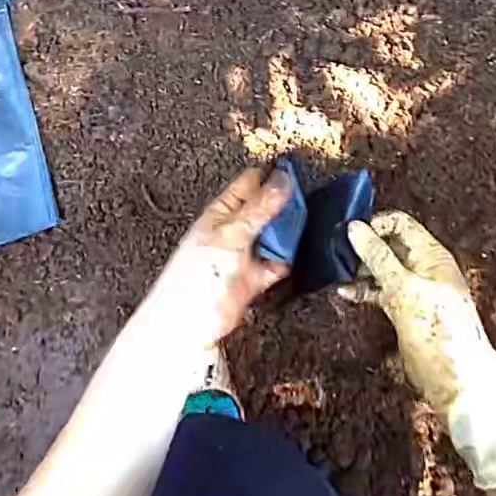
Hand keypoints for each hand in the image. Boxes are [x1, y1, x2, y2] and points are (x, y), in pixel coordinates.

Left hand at [137, 166, 293, 350]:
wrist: (186, 326)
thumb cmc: (194, 277)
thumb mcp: (232, 234)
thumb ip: (259, 209)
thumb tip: (281, 180)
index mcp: (222, 211)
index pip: (251, 183)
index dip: (271, 174)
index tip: (296, 169)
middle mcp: (234, 230)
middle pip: (266, 208)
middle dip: (285, 203)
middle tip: (308, 198)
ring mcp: (245, 254)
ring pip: (274, 235)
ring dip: (289, 231)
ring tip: (309, 223)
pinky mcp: (253, 278)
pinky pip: (276, 262)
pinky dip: (287, 258)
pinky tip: (298, 253)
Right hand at [347, 212, 495, 490]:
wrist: (459, 384)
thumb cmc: (441, 334)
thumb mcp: (404, 290)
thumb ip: (378, 258)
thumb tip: (355, 228)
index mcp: (430, 255)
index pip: (399, 223)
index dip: (375, 225)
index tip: (351, 236)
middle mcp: (423, 268)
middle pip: (389, 244)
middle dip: (364, 246)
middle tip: (340, 253)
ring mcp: (414, 290)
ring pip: (383, 268)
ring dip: (361, 269)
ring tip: (339, 271)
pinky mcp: (406, 311)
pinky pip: (381, 291)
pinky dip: (364, 290)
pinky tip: (346, 292)